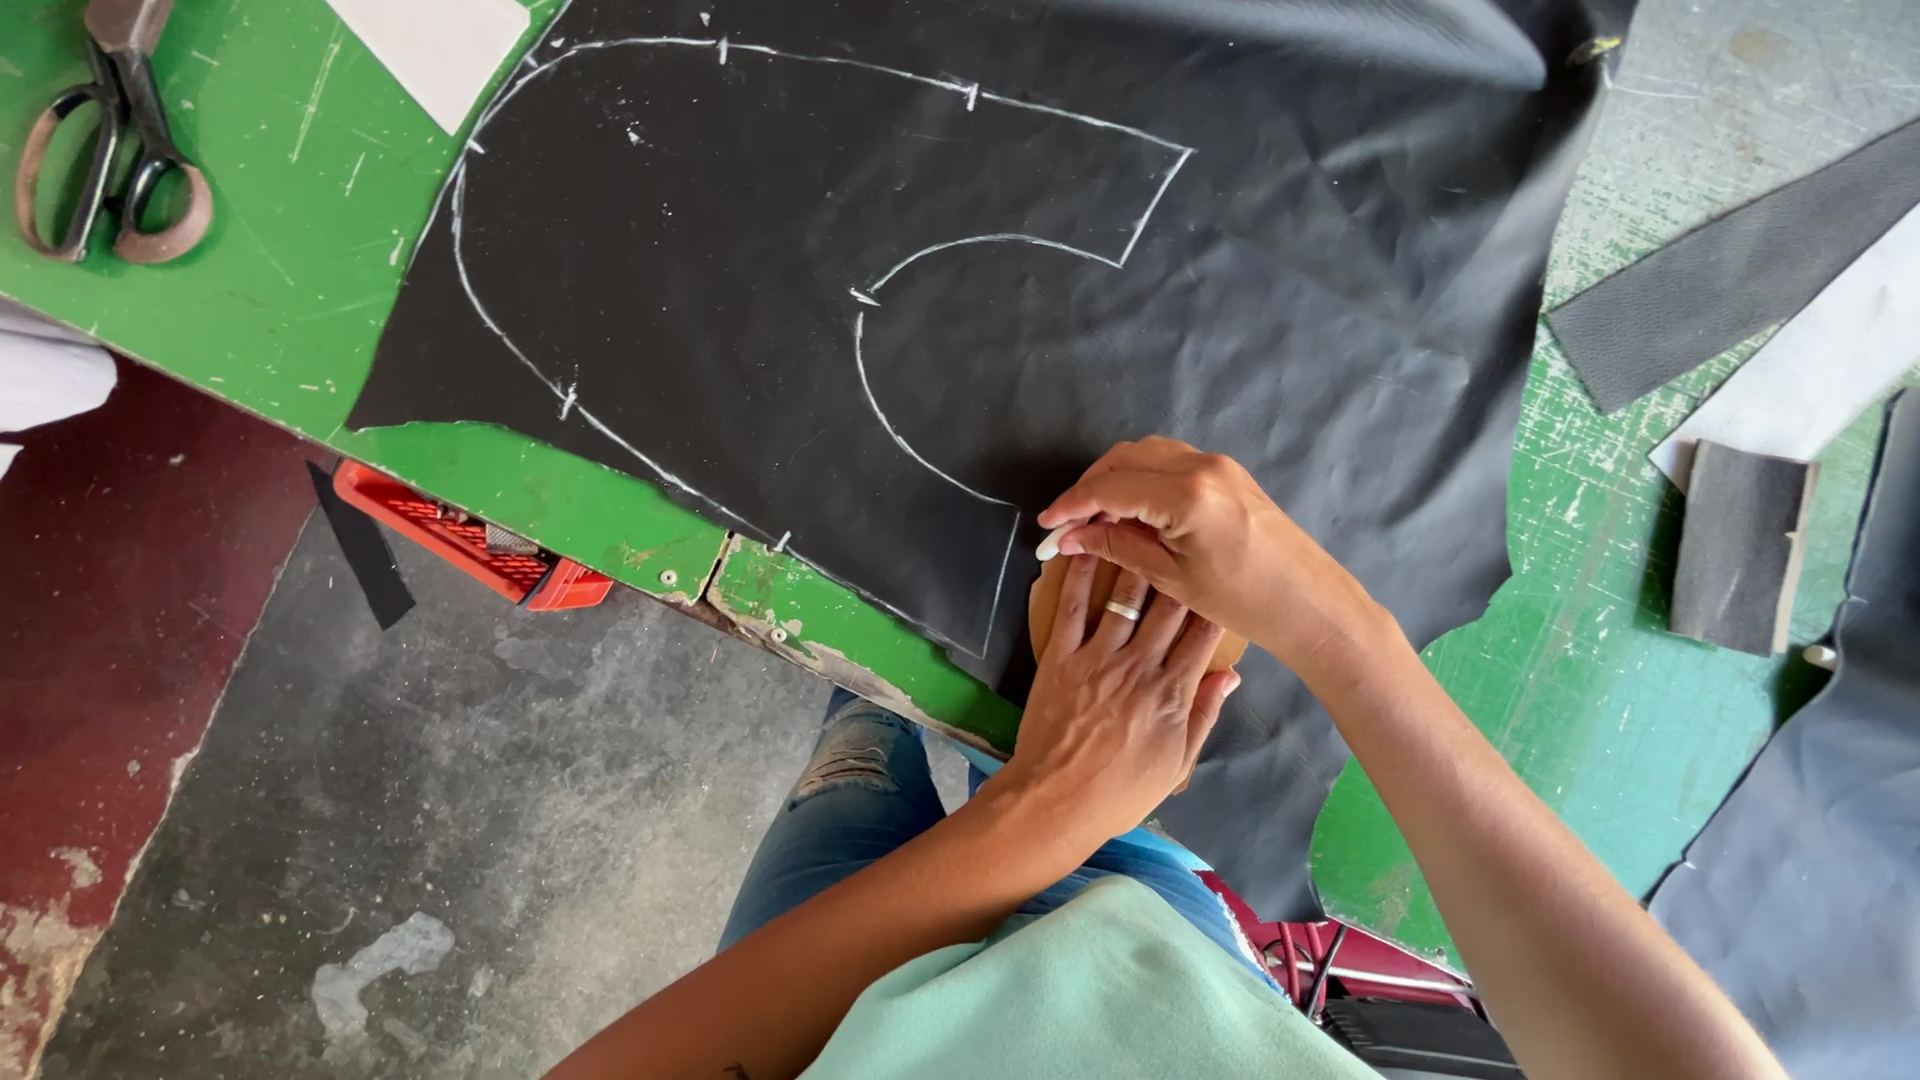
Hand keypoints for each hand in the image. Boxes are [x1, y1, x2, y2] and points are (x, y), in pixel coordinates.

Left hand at [989, 554, 1238, 849]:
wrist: (1057, 800)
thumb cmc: (1121, 790)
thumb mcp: (1177, 763)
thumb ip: (1204, 715)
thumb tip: (1231, 675)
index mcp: (1173, 692)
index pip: (1204, 636)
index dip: (1214, 601)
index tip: (1219, 574)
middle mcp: (1140, 666)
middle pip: (1169, 607)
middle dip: (1181, 568)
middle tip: (1186, 534)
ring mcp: (1098, 658)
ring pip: (1126, 598)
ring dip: (1137, 559)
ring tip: (1145, 525)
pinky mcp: (1061, 657)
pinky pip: (1073, 608)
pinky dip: (1080, 576)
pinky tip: (1088, 547)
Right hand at [1037, 436, 1394, 676]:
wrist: (1311, 603)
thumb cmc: (1244, 600)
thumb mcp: (1171, 577)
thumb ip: (1116, 547)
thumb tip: (1070, 537)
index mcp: (1185, 494)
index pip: (1109, 488)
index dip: (1071, 505)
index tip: (1046, 524)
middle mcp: (1200, 466)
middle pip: (1123, 458)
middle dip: (1089, 487)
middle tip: (1068, 523)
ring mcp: (1218, 464)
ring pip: (1145, 454)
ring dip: (1114, 478)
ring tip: (1098, 518)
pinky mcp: (1228, 472)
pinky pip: (1169, 461)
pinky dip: (1141, 477)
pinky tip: (1134, 509)